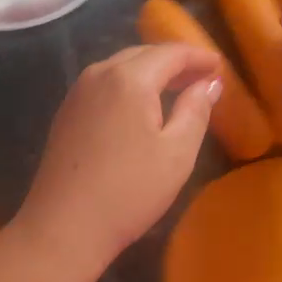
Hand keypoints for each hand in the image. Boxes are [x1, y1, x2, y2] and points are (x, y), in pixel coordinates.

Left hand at [14, 45, 221, 271]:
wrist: (62, 228)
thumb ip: (196, 110)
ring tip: (177, 89)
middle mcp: (100, 74)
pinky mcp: (67, 111)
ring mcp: (78, 92)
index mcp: (129, 78)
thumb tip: (209, 82)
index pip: (170, 53)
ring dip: (151, 72)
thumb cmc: (128, 191)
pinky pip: (106, 84)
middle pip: (144, 54)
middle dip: (175, 61)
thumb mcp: (176, 154)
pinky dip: (130, 85)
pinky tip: (142, 107)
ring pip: (122, 67)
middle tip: (202, 77)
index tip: (219, 66)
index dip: (198, 56)